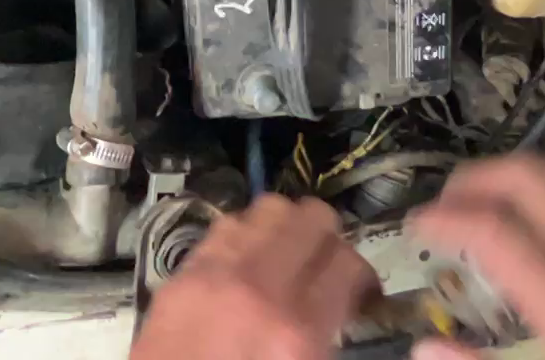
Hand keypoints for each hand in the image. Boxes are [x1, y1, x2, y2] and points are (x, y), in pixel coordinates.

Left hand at [132, 194, 379, 359]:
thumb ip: (325, 337)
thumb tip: (343, 300)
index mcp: (298, 332)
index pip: (347, 264)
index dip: (360, 275)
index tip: (358, 290)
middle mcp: (260, 288)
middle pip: (312, 217)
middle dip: (328, 238)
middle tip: (325, 263)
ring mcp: (217, 271)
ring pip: (270, 207)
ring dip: (286, 228)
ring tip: (286, 256)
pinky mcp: (184, 271)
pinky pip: (227, 224)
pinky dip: (246, 235)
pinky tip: (246, 262)